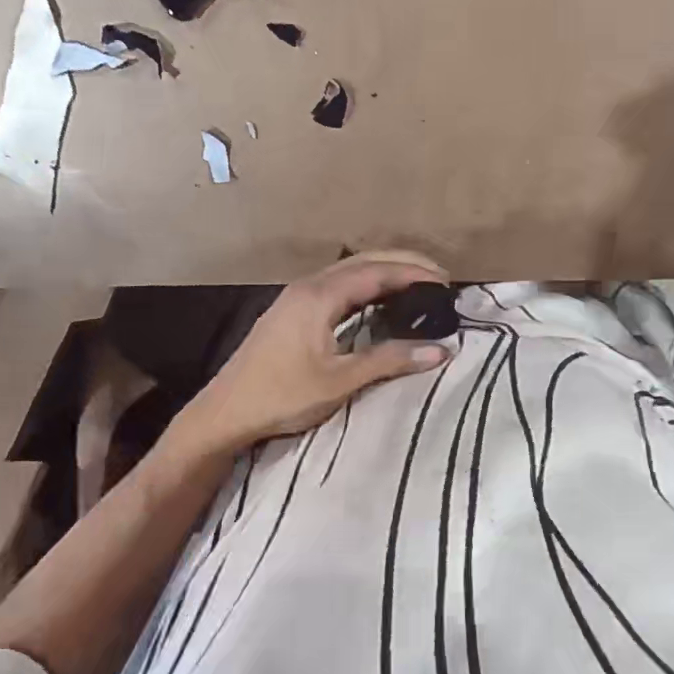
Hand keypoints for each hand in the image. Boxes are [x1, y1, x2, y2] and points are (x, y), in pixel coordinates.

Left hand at [170, 251, 454, 454]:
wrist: (227, 411)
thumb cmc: (281, 395)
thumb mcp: (339, 380)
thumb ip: (388, 360)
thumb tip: (440, 350)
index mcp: (319, 295)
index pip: (376, 270)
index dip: (413, 272)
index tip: (446, 282)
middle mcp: (306, 286)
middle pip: (361, 262)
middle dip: (401, 265)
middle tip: (437, 280)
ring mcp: (293, 298)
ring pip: (346, 273)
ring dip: (381, 274)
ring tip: (414, 289)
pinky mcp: (288, 312)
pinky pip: (333, 287)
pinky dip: (361, 288)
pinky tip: (374, 305)